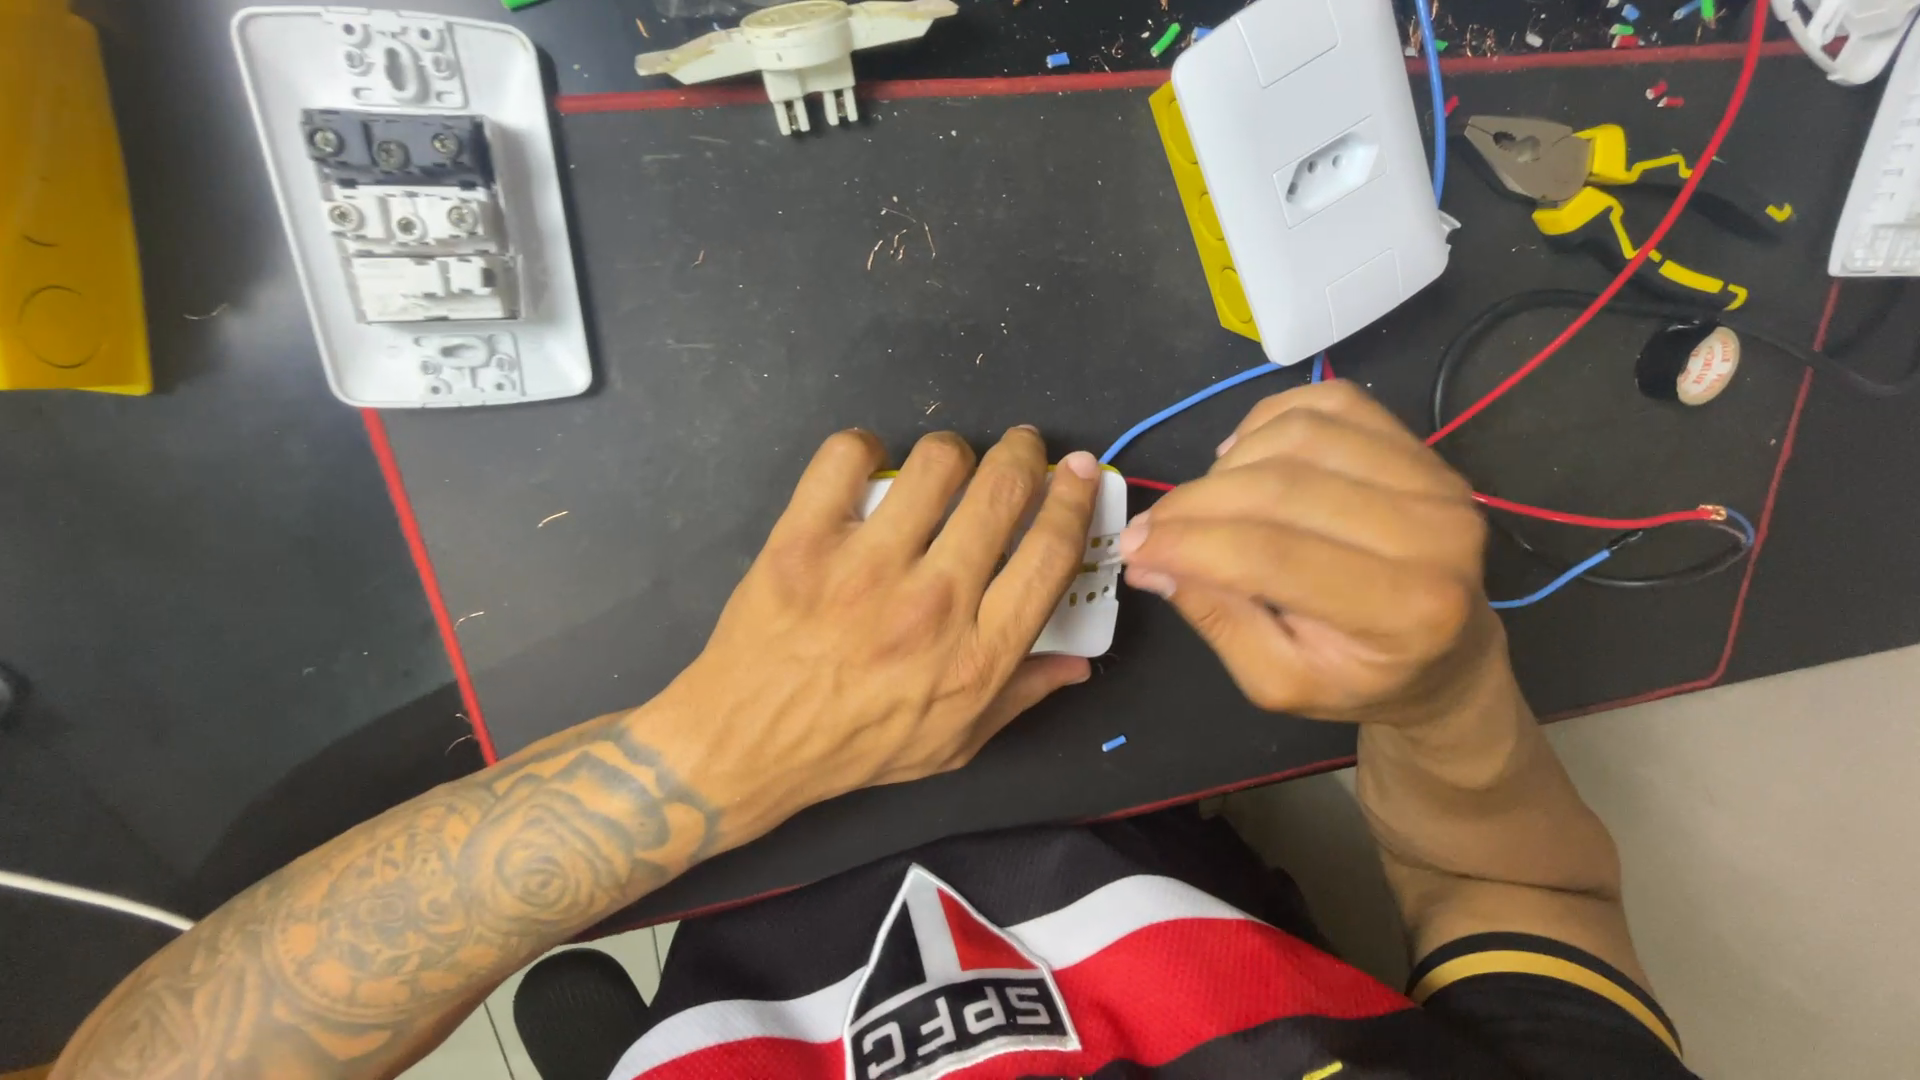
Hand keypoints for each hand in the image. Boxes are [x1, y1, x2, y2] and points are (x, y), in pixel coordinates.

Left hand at [659, 426, 1101, 841]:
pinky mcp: (804, 539)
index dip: (1075, 497)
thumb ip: (1021, 695)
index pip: (1050, 552)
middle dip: (1024, 452)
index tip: (1079, 469)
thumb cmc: (859, 744)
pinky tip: (869, 469)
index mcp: (979, 652)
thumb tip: (1080, 661)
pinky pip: (847, 456)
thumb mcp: (955, 742)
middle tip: (1020, 448)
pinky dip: (865, 447)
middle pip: (1003, 488)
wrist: (750, 741)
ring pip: (936, 461)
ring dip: (952, 452)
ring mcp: (865, 566)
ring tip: (943, 468)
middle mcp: (933, 601)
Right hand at [1119, 382, 1501, 725]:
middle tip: (1149, 527)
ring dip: (1227, 465)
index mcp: (1402, 611)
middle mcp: (1433, 534)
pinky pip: (1329, 403)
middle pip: (1280, 488)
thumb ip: (1216, 619)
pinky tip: (1243, 457)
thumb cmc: (1359, 680)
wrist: (1449, 657)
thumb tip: (1147, 562)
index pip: (1271, 555)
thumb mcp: (1277, 680)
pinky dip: (1267, 420)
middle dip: (1193, 503)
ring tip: (1206, 504)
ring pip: (1299, 435)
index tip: (1130, 546)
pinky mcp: (1422, 448)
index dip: (1187, 543)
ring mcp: (1434, 480)